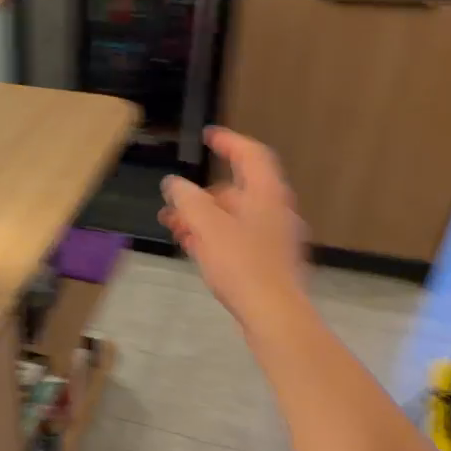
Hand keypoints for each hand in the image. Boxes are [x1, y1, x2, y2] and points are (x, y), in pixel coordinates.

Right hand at [159, 126, 308, 332]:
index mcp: (266, 194)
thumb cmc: (242, 266)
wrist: (273, 313)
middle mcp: (276, 210)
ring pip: (235, 218)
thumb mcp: (208, 229)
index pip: (250, 155)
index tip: (208, 137)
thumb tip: (174, 184)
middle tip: (174, 206)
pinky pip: (240, 240)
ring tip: (178, 232)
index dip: (228, 142)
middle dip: (202, 195)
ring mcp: (275, 238)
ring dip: (205, 220)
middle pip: (238, 191)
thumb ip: (188, 201)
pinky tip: (198, 253)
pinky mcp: (270, 263)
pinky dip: (217, 239)